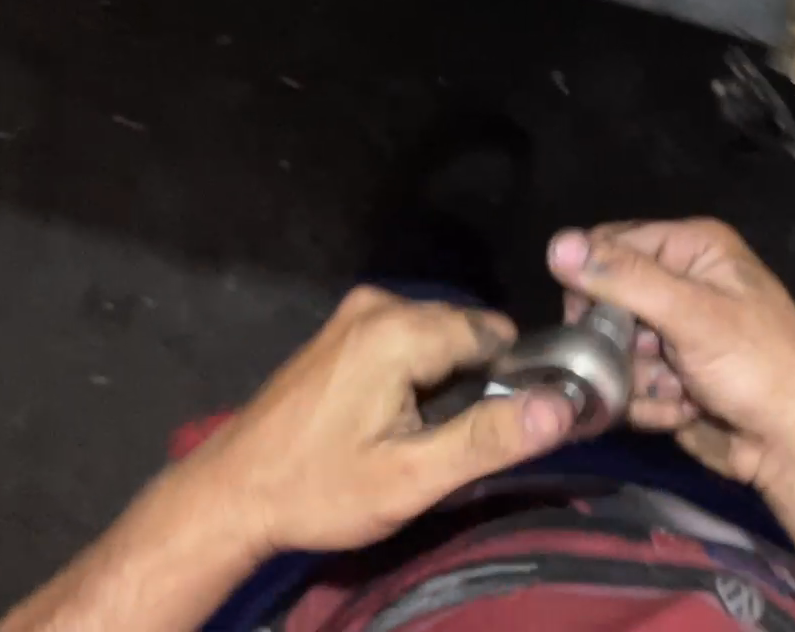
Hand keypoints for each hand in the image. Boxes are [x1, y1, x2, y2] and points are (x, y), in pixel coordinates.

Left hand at [180, 286, 575, 556]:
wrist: (231, 492)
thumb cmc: (321, 489)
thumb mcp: (412, 478)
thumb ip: (488, 437)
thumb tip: (562, 406)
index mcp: (400, 330)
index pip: (493, 333)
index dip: (507, 378)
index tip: (494, 425)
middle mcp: (381, 302)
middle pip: (465, 329)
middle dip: (474, 377)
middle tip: (447, 437)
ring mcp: (358, 309)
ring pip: (439, 332)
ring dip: (445, 374)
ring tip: (418, 429)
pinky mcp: (345, 323)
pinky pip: (409, 333)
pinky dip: (418, 366)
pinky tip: (391, 411)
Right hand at [550, 219, 794, 492]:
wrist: (794, 449)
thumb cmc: (755, 367)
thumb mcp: (691, 315)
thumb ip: (623, 279)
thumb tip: (557, 244)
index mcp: (693, 246)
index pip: (611, 244)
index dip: (592, 281)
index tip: (583, 321)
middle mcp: (682, 278)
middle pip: (608, 298)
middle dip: (622, 341)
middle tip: (646, 361)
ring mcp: (675, 327)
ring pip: (615, 344)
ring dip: (638, 376)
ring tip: (677, 391)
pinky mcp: (670, 368)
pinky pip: (631, 375)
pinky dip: (649, 398)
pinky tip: (683, 409)